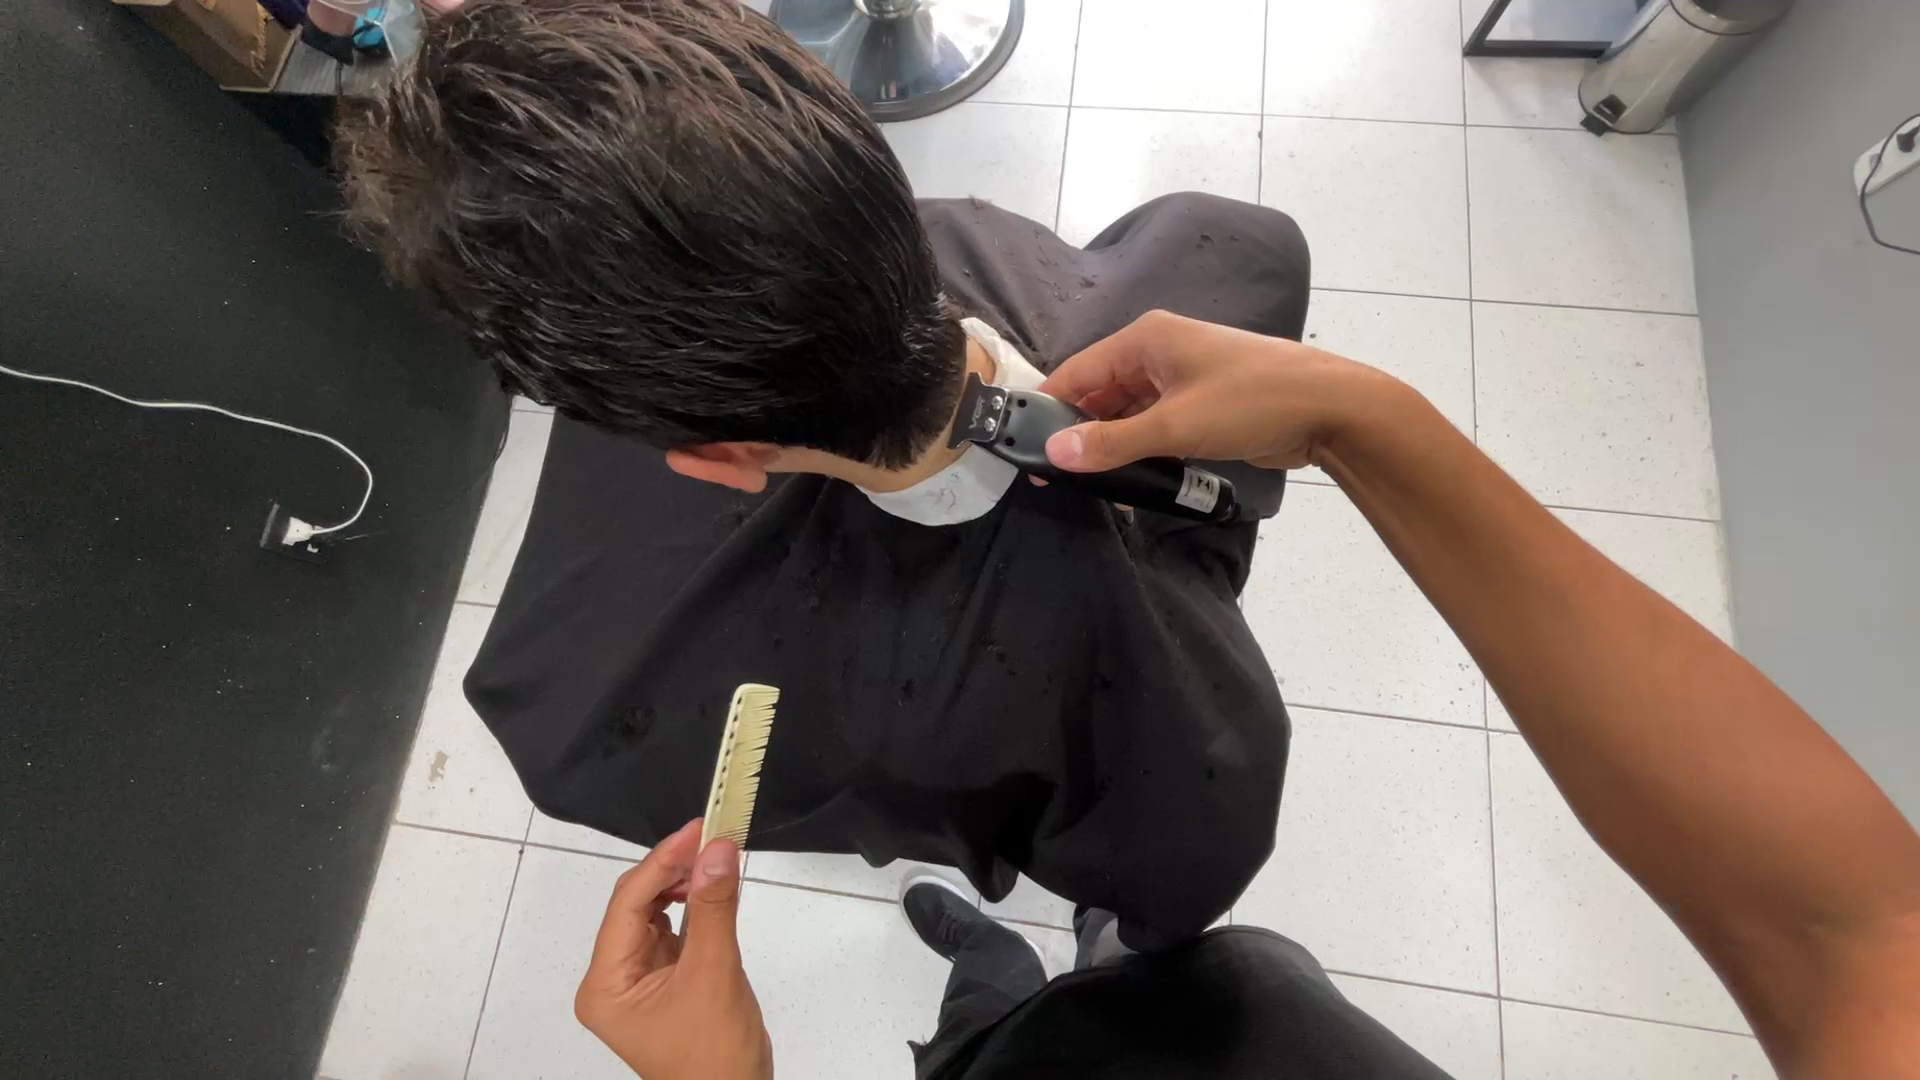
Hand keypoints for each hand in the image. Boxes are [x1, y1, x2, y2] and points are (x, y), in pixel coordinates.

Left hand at [576, 820, 772, 1079]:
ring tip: (716, 855)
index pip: (628, 903)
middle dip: (673, 867)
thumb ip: (713, 906)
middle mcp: (614, 976)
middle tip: (714, 836)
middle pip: (637, 902)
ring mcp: (640, 976)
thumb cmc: (713, 1047)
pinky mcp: (667, 975)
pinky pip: (675, 925)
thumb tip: (719, 846)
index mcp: (606, 983)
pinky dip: (695, 901)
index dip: (662, 861)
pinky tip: (714, 885)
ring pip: (655, 909)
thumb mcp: (714, 972)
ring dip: (684, 880)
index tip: (699, 828)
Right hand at [1036, 310, 1395, 472]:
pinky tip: (1122, 472)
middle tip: (1052, 472)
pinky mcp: (1196, 402)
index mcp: (1145, 338)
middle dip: (1076, 429)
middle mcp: (1156, 351)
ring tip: (1082, 478)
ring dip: (1107, 440)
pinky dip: (1135, 444)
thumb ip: (1112, 442)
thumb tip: (1053, 455)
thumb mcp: (1175, 426)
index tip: (1024, 446)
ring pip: (1124, 409)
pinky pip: (1149, 421)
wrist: (1332, 409)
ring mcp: (1178, 377)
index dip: (1048, 409)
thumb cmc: (1250, 402)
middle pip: (1098, 391)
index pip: (1077, 372)